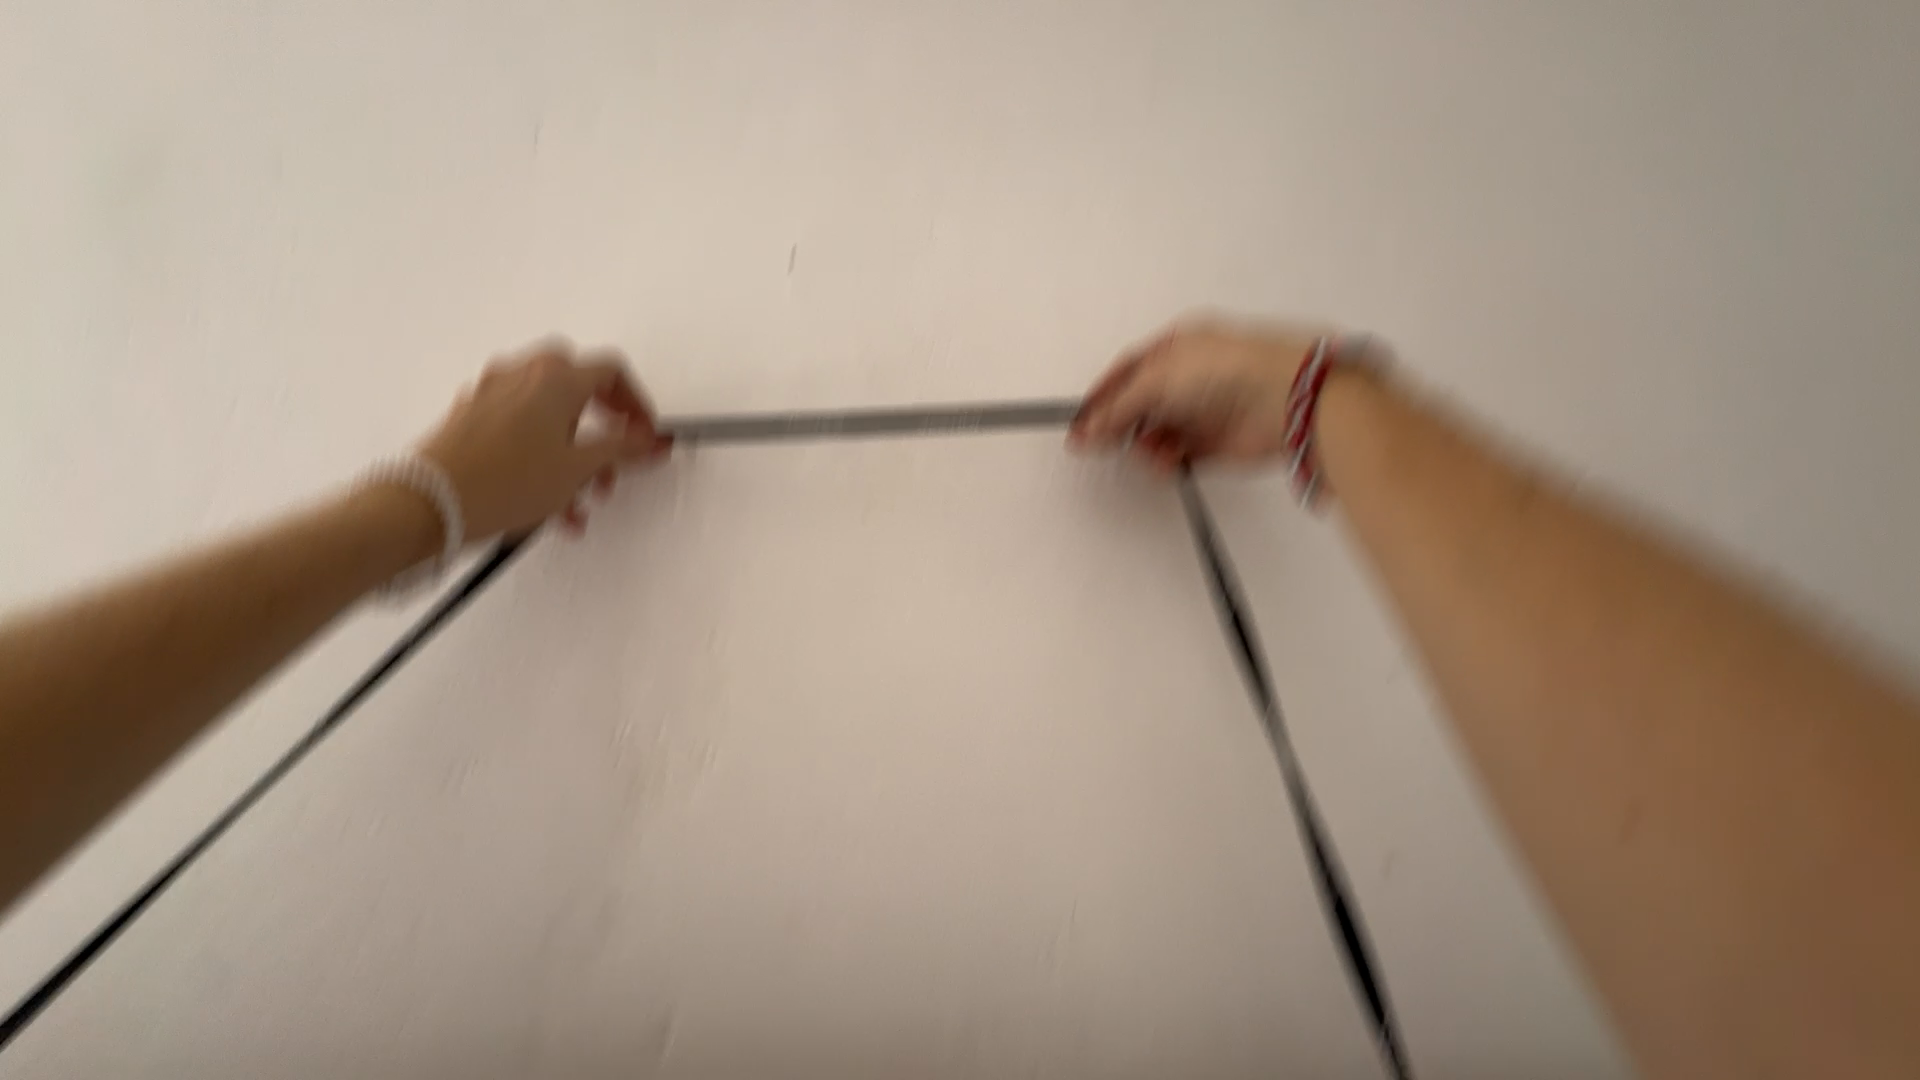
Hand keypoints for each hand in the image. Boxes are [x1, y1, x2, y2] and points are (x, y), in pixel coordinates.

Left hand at [420, 339, 672, 540]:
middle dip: (603, 423)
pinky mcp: (471, 419)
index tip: (646, 434)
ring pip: (550, 413)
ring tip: (583, 495)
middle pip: (579, 387)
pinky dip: (544, 456)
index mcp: (554, 378)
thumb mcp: (580, 468)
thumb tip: (652, 440)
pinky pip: (522, 430)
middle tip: (615, 454)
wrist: (428, 504)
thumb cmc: (503, 482)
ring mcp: (491, 394)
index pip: (612, 371)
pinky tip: (550, 500)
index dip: (638, 404)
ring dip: (574, 451)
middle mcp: (521, 375)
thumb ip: (623, 449)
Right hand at [1069, 317, 1326, 470]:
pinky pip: (1176, 456)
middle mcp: (1188, 378)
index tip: (1081, 424)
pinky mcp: (1214, 442)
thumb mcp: (1155, 380)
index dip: (1101, 399)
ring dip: (1145, 446)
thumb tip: (1087, 431)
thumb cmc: (1228, 369)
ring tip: (1148, 449)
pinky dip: (1166, 461)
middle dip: (1120, 426)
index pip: (1126, 374)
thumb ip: (1116, 409)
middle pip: (1138, 407)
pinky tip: (1167, 460)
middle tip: (1102, 442)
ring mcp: (1202, 410)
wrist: (1282, 398)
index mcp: (1175, 348)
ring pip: (1155, 435)